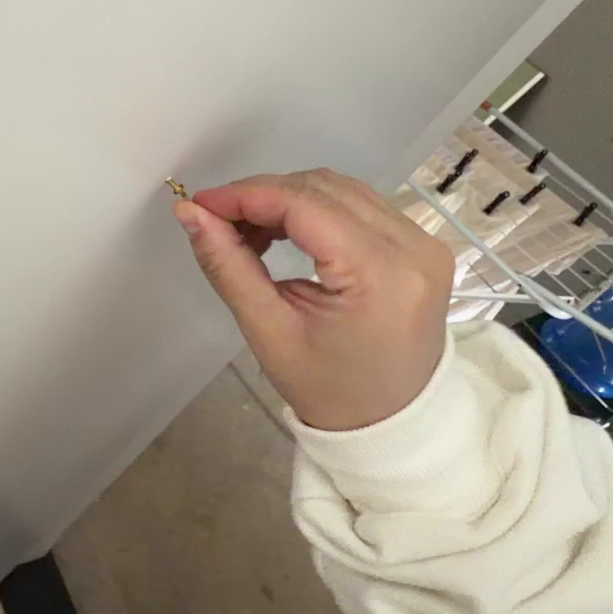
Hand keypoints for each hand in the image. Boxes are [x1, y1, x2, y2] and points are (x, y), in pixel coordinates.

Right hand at [173, 169, 453, 430]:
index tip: (199, 204)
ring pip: (338, 189)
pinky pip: (357, 204)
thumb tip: (188, 212)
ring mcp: (424, 242)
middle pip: (322, 189)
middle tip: (216, 220)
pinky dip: (311, 208)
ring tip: (246, 230)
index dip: (246, 195)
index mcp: (381, 275)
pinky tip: (282, 232)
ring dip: (285, 198)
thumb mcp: (268, 331)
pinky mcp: (421, 244)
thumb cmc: (327, 388)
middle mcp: (413, 247)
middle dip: (261, 195)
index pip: (304, 205)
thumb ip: (227, 265)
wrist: (392, 424)